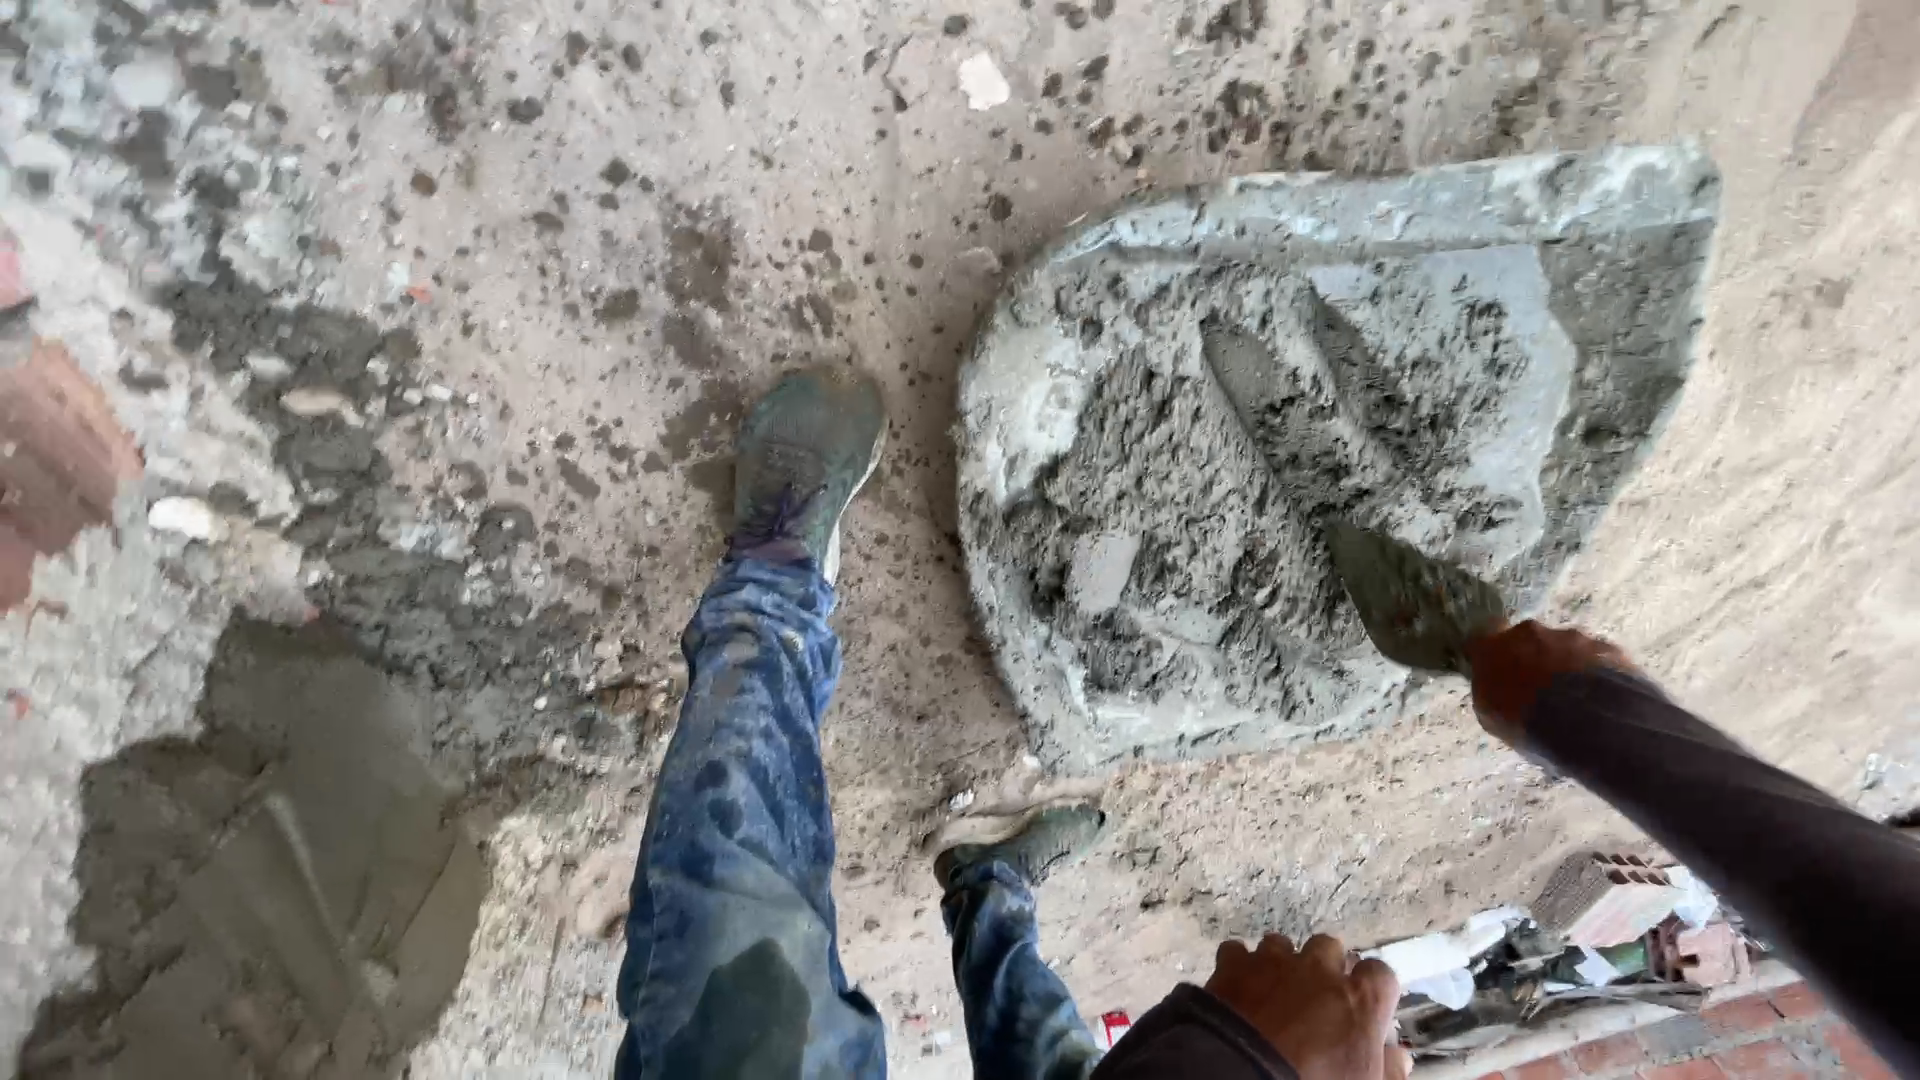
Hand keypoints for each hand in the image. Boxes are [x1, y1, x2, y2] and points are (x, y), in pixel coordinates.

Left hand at [1203, 933, 1408, 1079]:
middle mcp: (1317, 968)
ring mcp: (1272, 960)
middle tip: (1319, 999)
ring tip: (1276, 994)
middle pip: (1328, 947)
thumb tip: (1398, 1056)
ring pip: (1282, 944)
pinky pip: (1239, 952)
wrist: (1245, 1077)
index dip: (1374, 988)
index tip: (1368, 1006)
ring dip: (1282, 964)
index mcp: (1358, 999)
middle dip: (1326, 966)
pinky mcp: (1233, 962)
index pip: (1380, 974)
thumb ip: (1388, 1072)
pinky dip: (1241, 967)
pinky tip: (1239, 989)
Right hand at [1465, 620, 1638, 744]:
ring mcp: (1571, 637)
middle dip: (1533, 656)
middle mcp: (1528, 632)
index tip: (1496, 668)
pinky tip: (1604, 696)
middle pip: (1527, 638)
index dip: (1490, 653)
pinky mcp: (1608, 648)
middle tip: (1542, 684)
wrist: (1587, 724)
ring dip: (1567, 663)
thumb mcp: (1490, 713)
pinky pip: (1599, 657)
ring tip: (1579, 694)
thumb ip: (1491, 689)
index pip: (1481, 638)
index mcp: (1492, 646)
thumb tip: (1497, 686)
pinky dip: (1599, 672)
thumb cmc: (1524, 720)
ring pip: (1565, 646)